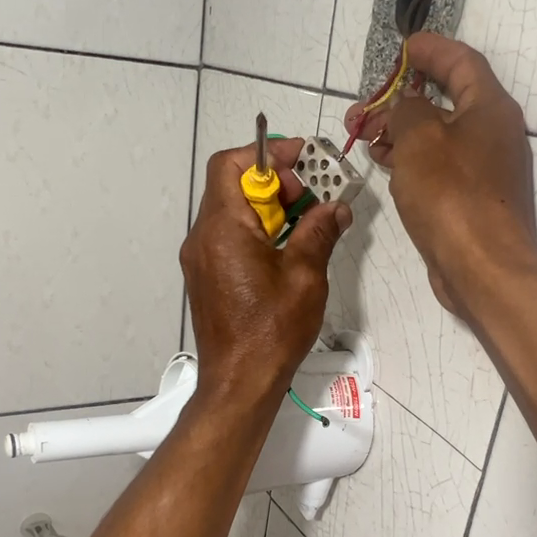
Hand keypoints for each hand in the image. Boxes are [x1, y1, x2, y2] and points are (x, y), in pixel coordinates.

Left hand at [181, 139, 353, 409]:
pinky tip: (285, 251)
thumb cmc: (271, 331)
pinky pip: (227, 238)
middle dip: (273, 183)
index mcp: (223, 228)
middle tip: (309, 199)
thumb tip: (335, 208)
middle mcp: (203, 238)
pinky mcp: (206, 278)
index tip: (302, 161)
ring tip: (304, 225)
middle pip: (231, 185)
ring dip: (266, 208)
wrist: (239, 383)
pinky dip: (255, 231)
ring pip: (230, 212)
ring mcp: (201, 260)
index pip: (232, 164)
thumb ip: (319, 233)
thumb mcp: (305, 276)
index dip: (268, 153)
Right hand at [345, 33, 536, 315]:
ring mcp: (485, 169)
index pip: (461, 62)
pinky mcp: (473, 200)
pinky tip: (384, 166)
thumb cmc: (451, 195)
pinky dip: (411, 160)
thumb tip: (406, 106)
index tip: (401, 48)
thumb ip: (407, 109)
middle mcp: (493, 133)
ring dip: (400, 133)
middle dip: (400, 101)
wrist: (482, 268)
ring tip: (362, 139)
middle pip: (445, 101)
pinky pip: (439, 167)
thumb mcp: (419, 138)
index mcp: (490, 107)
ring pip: (438, 137)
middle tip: (360, 112)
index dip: (430, 50)